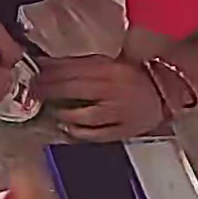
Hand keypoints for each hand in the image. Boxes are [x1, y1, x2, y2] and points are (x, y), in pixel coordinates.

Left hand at [34, 55, 166, 141]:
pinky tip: (66, 128)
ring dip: (63, 113)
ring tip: (51, 110)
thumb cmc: (130, 76)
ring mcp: (119, 112)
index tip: (32, 74)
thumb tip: (43, 65)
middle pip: (73, 89)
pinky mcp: (124, 130)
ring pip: (84, 115)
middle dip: (49, 90)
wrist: (164, 93)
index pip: (72, 69)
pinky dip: (78, 132)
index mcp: (109, 68)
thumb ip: (77, 65)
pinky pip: (97, 134)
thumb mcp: (105, 63)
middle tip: (34, 92)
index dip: (48, 72)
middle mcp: (113, 89)